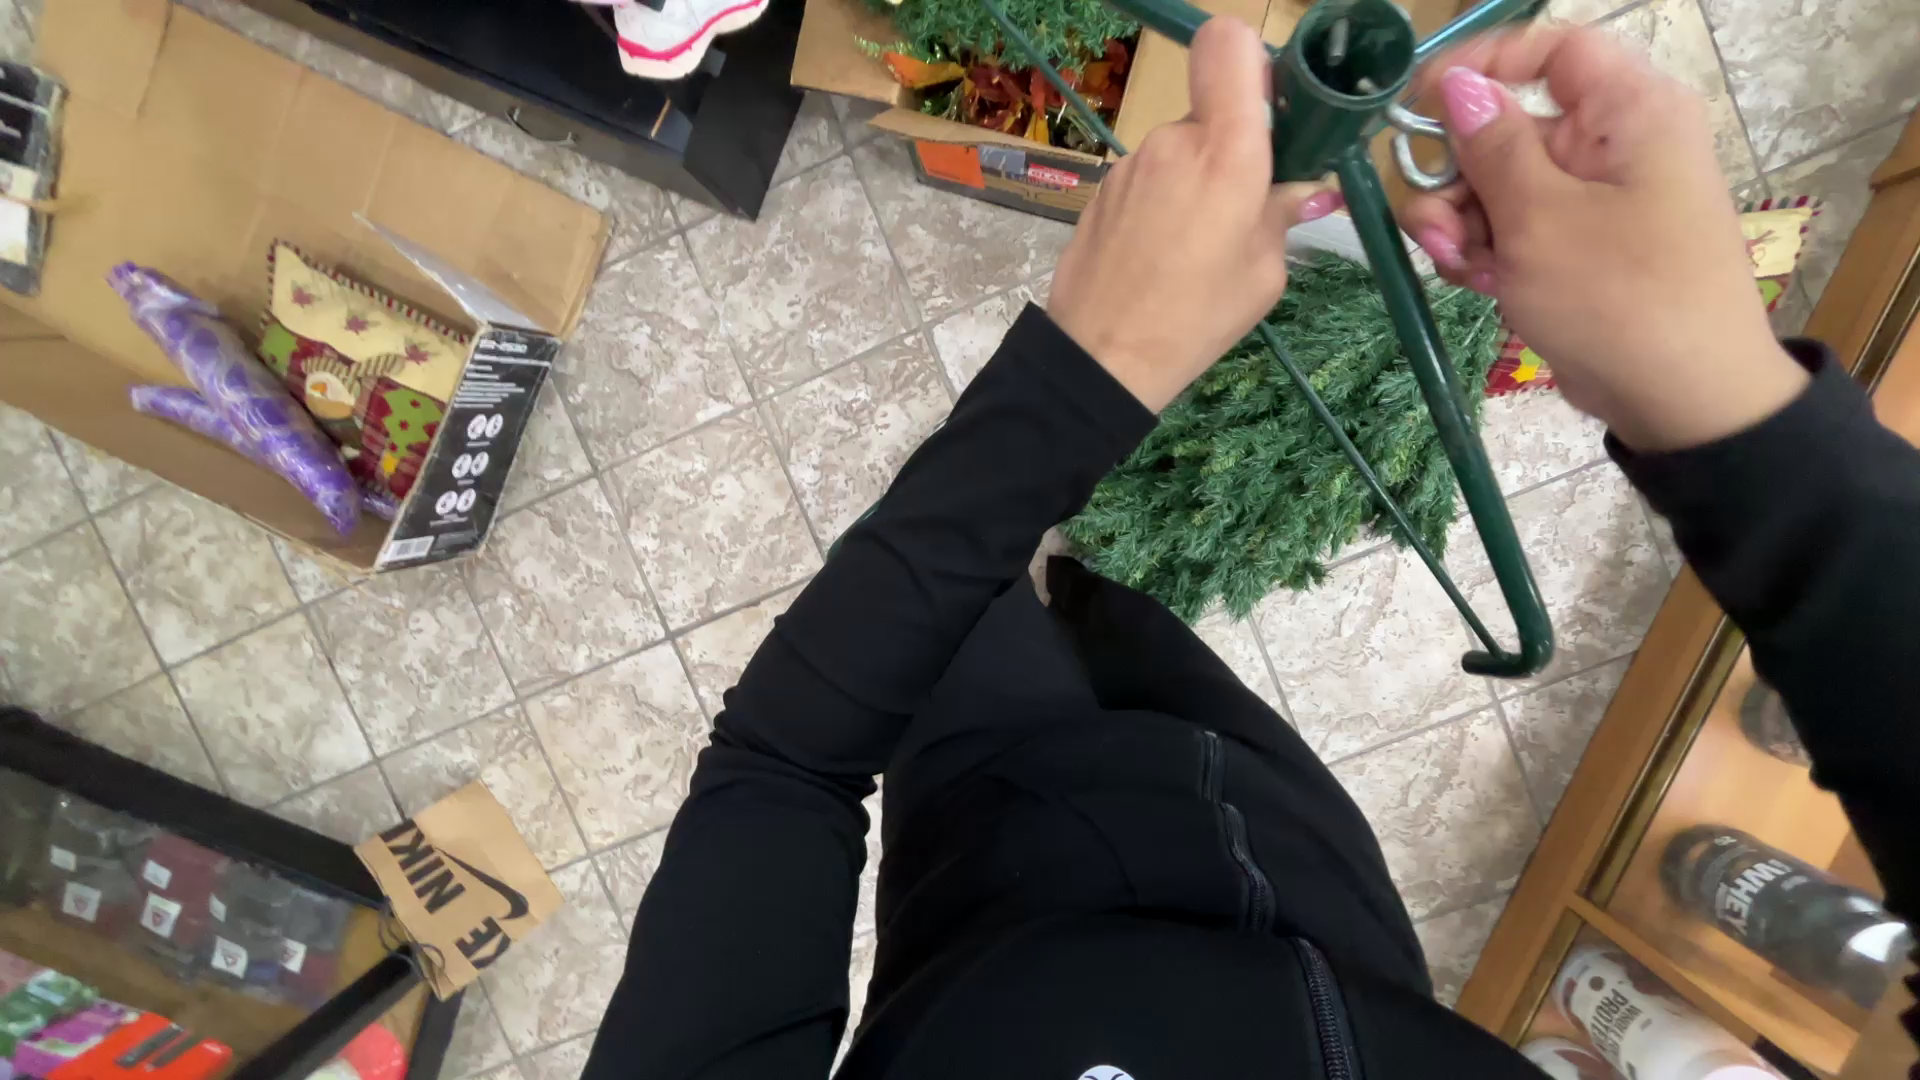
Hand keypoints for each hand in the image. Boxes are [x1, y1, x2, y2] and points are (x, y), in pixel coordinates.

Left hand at [1047, 16, 1341, 412]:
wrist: (1102, 360)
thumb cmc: (1194, 321)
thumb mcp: (1262, 275)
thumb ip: (1281, 214)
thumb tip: (1302, 189)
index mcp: (1225, 150)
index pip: (1228, 44)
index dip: (1248, 63)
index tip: (1263, 113)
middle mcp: (1170, 142)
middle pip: (1206, 113)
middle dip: (1224, 150)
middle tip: (1232, 212)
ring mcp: (1126, 167)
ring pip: (1172, 153)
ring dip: (1187, 183)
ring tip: (1186, 248)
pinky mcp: (1097, 195)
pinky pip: (1141, 183)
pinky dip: (1154, 205)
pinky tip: (1151, 257)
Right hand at [1401, 25, 1806, 451]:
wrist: (1671, 387)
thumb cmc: (1616, 293)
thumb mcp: (1540, 217)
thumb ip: (1492, 149)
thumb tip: (1454, 85)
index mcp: (1623, 114)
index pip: (1551, 51)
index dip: (1481, 65)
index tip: (1415, 105)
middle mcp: (1601, 146)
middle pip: (1499, 133)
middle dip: (1454, 184)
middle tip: (1436, 235)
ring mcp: (1580, 200)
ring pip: (1487, 189)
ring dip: (1458, 228)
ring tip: (1468, 271)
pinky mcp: (1561, 244)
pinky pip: (1500, 230)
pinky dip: (1479, 254)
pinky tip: (1485, 284)